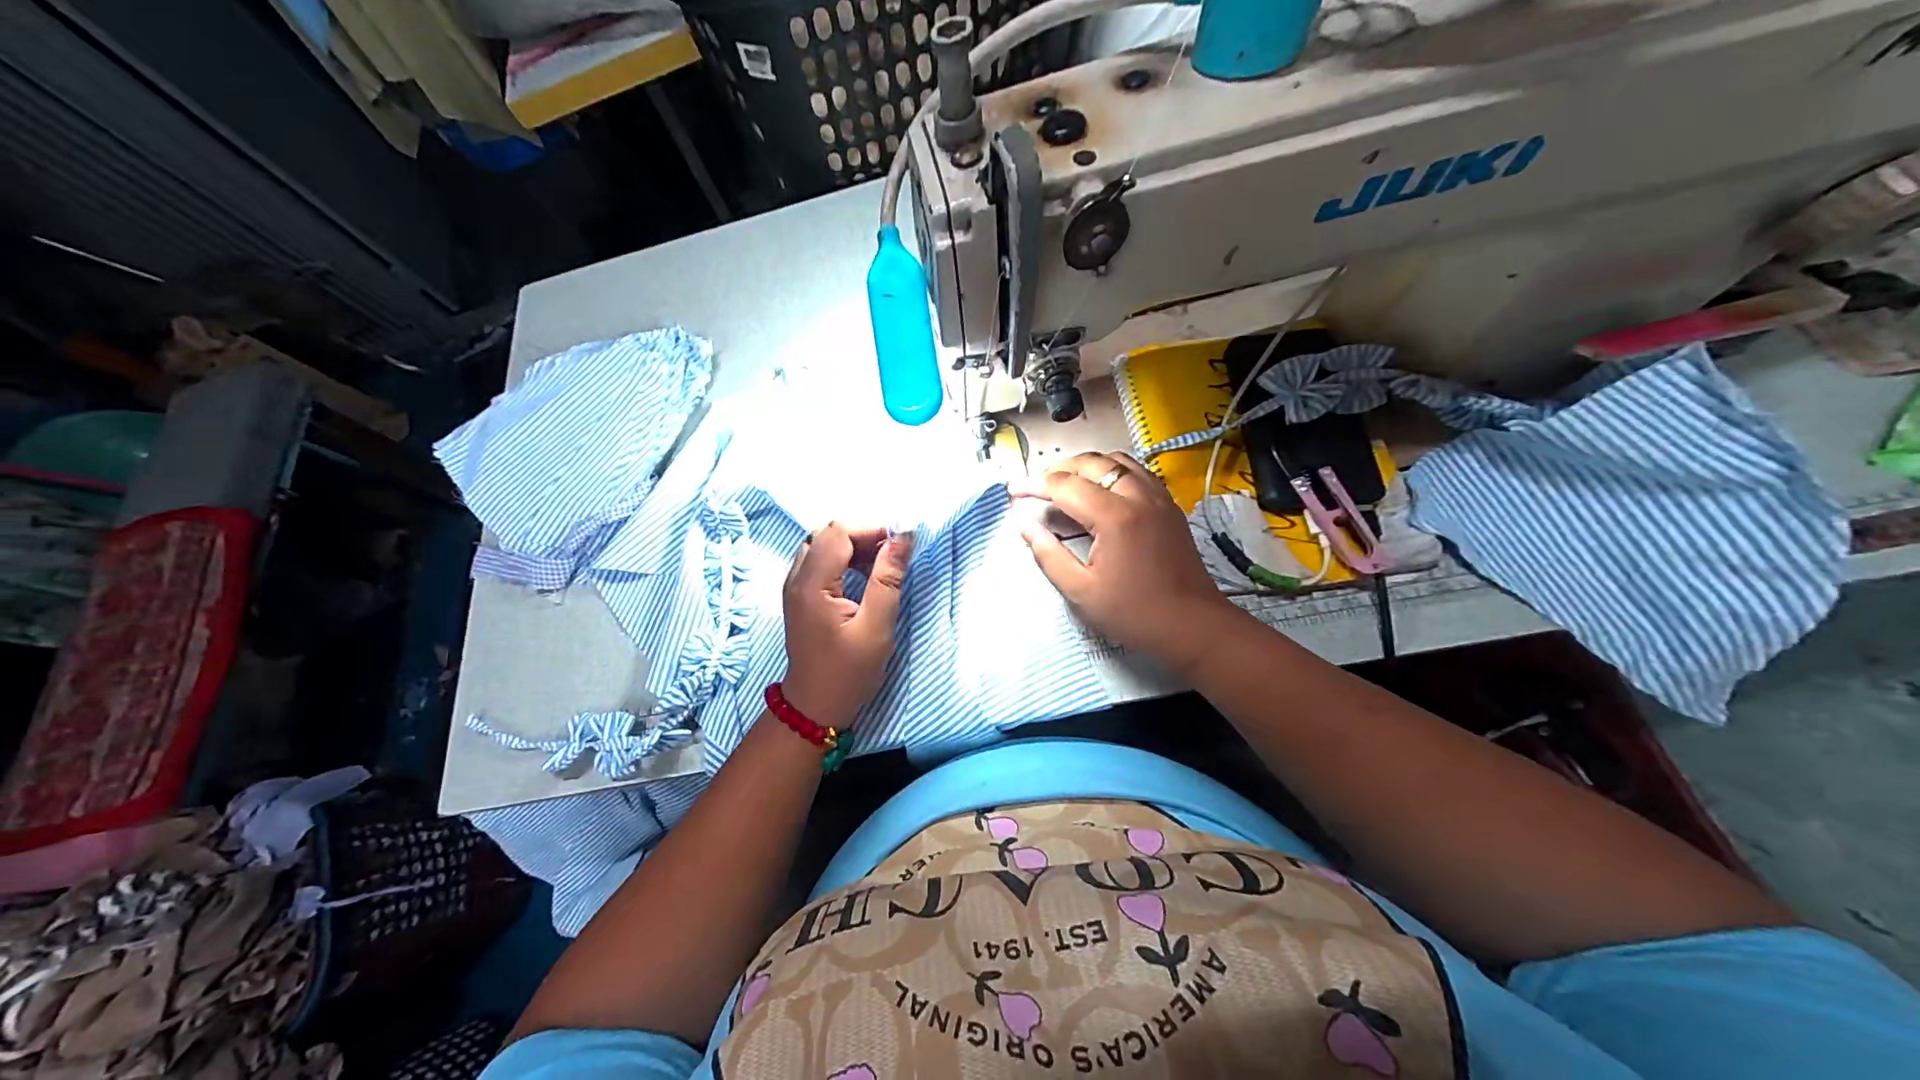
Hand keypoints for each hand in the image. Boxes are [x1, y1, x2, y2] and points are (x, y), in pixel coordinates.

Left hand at [780, 522, 912, 727]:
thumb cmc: (848, 672)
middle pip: (827, 534)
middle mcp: (796, 579)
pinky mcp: (799, 596)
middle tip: (891, 558)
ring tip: (880, 567)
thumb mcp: (877, 627)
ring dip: (853, 548)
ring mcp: (794, 587)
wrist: (814, 706)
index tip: (898, 549)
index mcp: (811, 585)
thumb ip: (888, 579)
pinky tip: (863, 578)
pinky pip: (819, 562)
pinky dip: (843, 560)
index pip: (838, 533)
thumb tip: (903, 539)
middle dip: (862, 537)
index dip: (870, 532)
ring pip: (822, 545)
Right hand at [1010, 452, 1241, 674]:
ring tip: (1065, 482)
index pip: (1065, 485)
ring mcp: (1159, 498)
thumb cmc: (1135, 614)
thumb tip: (1026, 526)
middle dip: (1058, 469)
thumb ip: (1049, 555)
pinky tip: (1100, 489)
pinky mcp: (1169, 506)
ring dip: (1087, 465)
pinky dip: (1112, 471)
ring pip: (1117, 461)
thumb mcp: (1081, 592)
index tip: (1013, 491)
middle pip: (1092, 463)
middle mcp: (1139, 496)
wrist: (1193, 626)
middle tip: (1036, 486)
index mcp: (1115, 516)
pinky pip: (1137, 472)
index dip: (1034, 484)